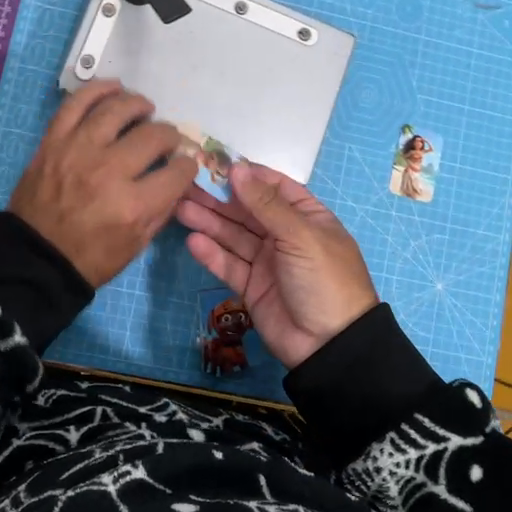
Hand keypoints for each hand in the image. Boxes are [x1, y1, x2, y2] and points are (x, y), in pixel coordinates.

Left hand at [8, 80, 196, 286]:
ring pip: (117, 110)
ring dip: (138, 104)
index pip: (177, 172)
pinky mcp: (55, 140)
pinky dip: (98, 89)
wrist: (34, 258)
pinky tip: (114, 88)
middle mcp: (109, 171)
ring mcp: (79, 150)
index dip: (186, 165)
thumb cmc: (88, 258)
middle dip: (169, 135)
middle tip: (166, 139)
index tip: (183, 163)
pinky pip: (77, 103)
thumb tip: (177, 177)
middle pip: (152, 136)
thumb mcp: (136, 246)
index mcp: (133, 206)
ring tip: (145, 107)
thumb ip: (161, 209)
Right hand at [176, 162, 377, 368]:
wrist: (331, 347)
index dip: (244, 175)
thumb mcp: (301, 235)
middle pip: (246, 210)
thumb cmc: (325, 279)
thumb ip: (266, 204)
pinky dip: (212, 253)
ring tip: (180, 208)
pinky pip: (229, 264)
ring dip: (208, 221)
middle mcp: (284, 234)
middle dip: (217, 198)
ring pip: (233, 235)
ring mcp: (267, 261)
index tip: (213, 164)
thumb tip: (237, 168)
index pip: (271, 187)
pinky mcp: (252, 286)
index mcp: (306, 216)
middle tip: (184, 185)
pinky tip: (193, 241)